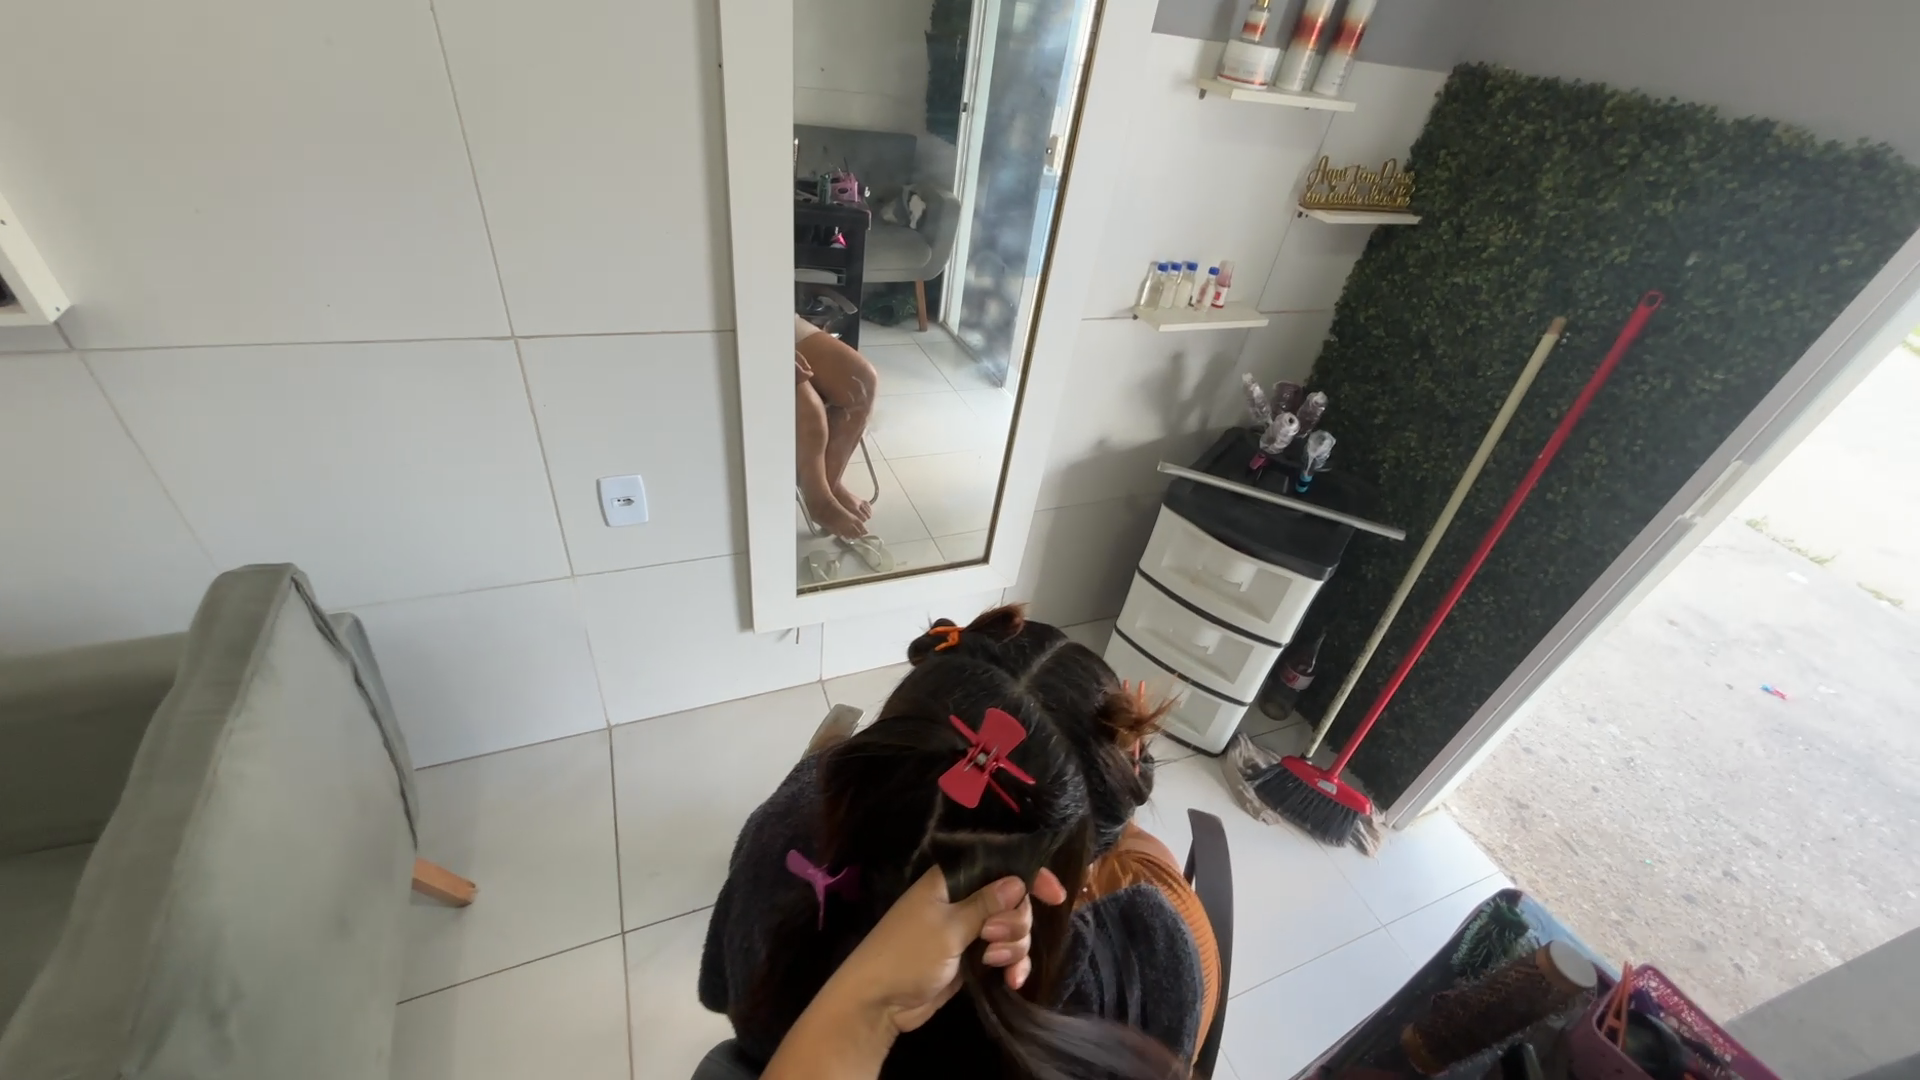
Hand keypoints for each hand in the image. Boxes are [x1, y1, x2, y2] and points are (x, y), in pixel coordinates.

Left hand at [822, 865, 1068, 1035]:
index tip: (1056, 895)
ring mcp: (969, 928)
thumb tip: (1018, 882)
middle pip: (1012, 899)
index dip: (1030, 875)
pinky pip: (1005, 953)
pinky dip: (1013, 965)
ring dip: (1014, 946)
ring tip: (993, 963)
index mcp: (952, 878)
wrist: (878, 1001)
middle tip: (992, 940)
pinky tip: (1013, 981)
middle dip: (1015, 921)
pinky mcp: (972, 956)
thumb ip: (986, 905)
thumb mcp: (948, 928)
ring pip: (1012, 927)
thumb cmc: (907, 953)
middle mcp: (964, 898)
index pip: (998, 864)